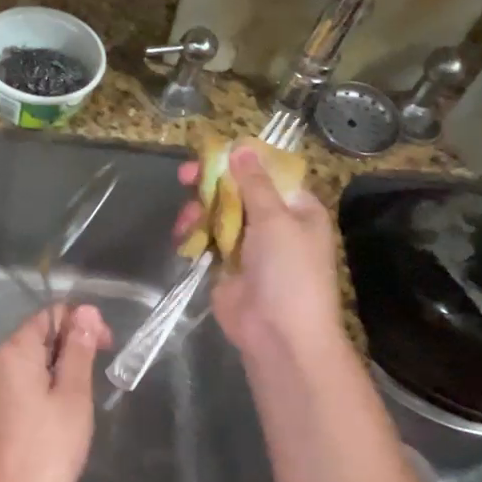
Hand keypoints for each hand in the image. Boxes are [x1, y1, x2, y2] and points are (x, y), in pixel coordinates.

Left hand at [0, 305, 110, 481]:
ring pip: (27, 360)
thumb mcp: (73, 397)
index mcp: (12, 350)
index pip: (50, 314)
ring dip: (56, 369)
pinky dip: (39, 386)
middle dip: (70, 347)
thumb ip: (79, 351)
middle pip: (37, 335)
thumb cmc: (47, 450)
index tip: (107, 348)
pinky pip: (16, 380)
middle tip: (96, 381)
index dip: (82, 323)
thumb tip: (86, 312)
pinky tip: (54, 415)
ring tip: (77, 403)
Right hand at [175, 145, 344, 363]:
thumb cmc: (288, 272)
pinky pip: (208, 240)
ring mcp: (249, 246)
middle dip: (212, 184)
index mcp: (297, 210)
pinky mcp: (227, 267)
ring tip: (186, 220)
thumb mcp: (275, 219)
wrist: (278, 334)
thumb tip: (242, 146)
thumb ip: (254, 183)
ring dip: (199, 211)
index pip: (268, 174)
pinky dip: (194, 234)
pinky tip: (183, 236)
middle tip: (184, 177)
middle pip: (238, 192)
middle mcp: (275, 224)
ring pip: (219, 214)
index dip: (241, 161)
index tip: (212, 153)